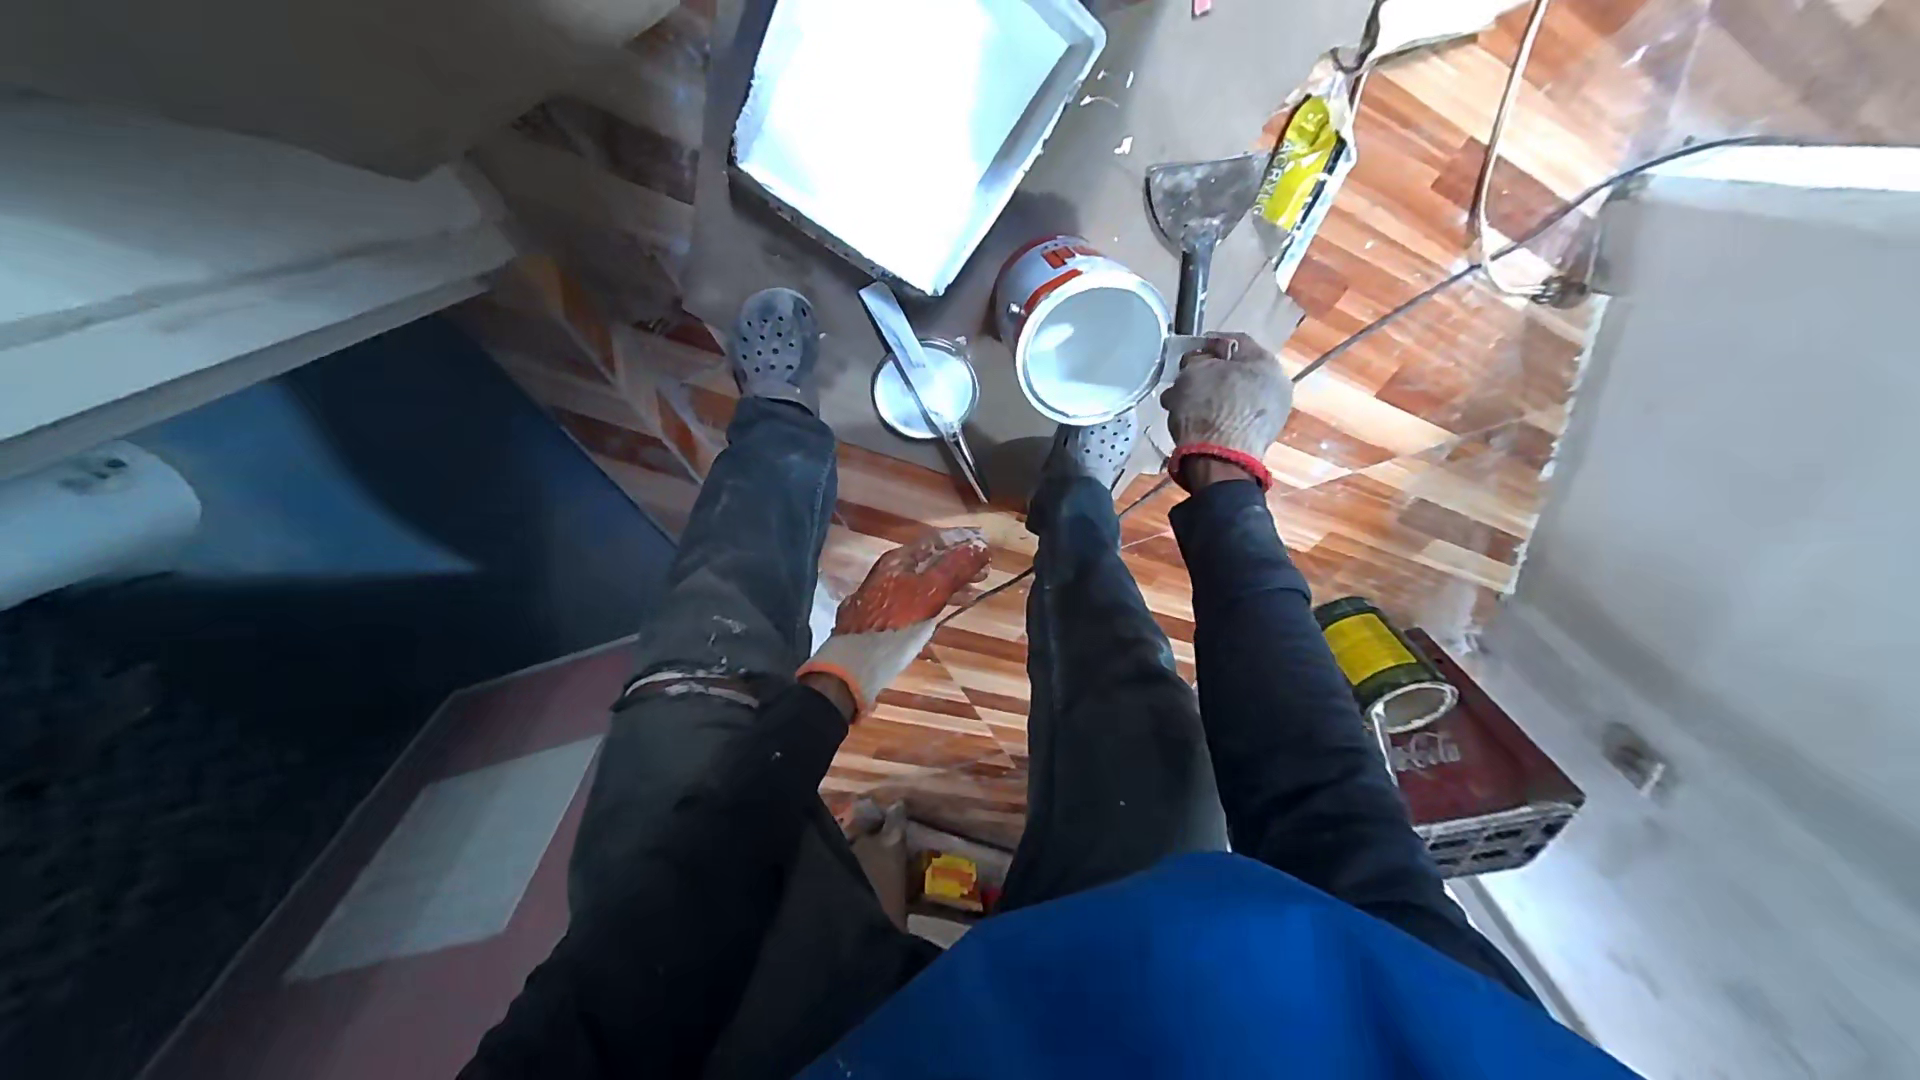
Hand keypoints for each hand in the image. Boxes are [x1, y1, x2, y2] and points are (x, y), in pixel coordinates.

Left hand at [797, 528, 989, 716]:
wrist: (855, 665)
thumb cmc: (895, 625)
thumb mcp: (930, 593)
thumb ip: (955, 569)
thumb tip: (980, 545)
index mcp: (898, 561)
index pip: (935, 540)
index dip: (962, 539)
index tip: (984, 542)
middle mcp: (889, 573)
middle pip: (930, 561)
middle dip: (959, 563)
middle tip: (985, 569)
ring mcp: (885, 595)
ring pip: (924, 581)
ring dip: (950, 583)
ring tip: (974, 590)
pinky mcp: (884, 617)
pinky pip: (918, 599)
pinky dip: (938, 599)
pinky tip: (948, 608)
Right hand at [1160, 332, 1291, 490]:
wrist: (1218, 461)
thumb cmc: (1206, 409)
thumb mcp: (1192, 373)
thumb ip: (1197, 360)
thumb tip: (1200, 361)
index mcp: (1265, 361)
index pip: (1234, 340)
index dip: (1207, 344)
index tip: (1188, 353)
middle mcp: (1277, 384)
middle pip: (1236, 371)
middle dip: (1207, 375)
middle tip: (1183, 383)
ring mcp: (1273, 413)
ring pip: (1233, 396)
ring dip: (1208, 398)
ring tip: (1183, 407)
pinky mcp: (1261, 437)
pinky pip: (1235, 417)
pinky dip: (1217, 417)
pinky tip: (1197, 425)